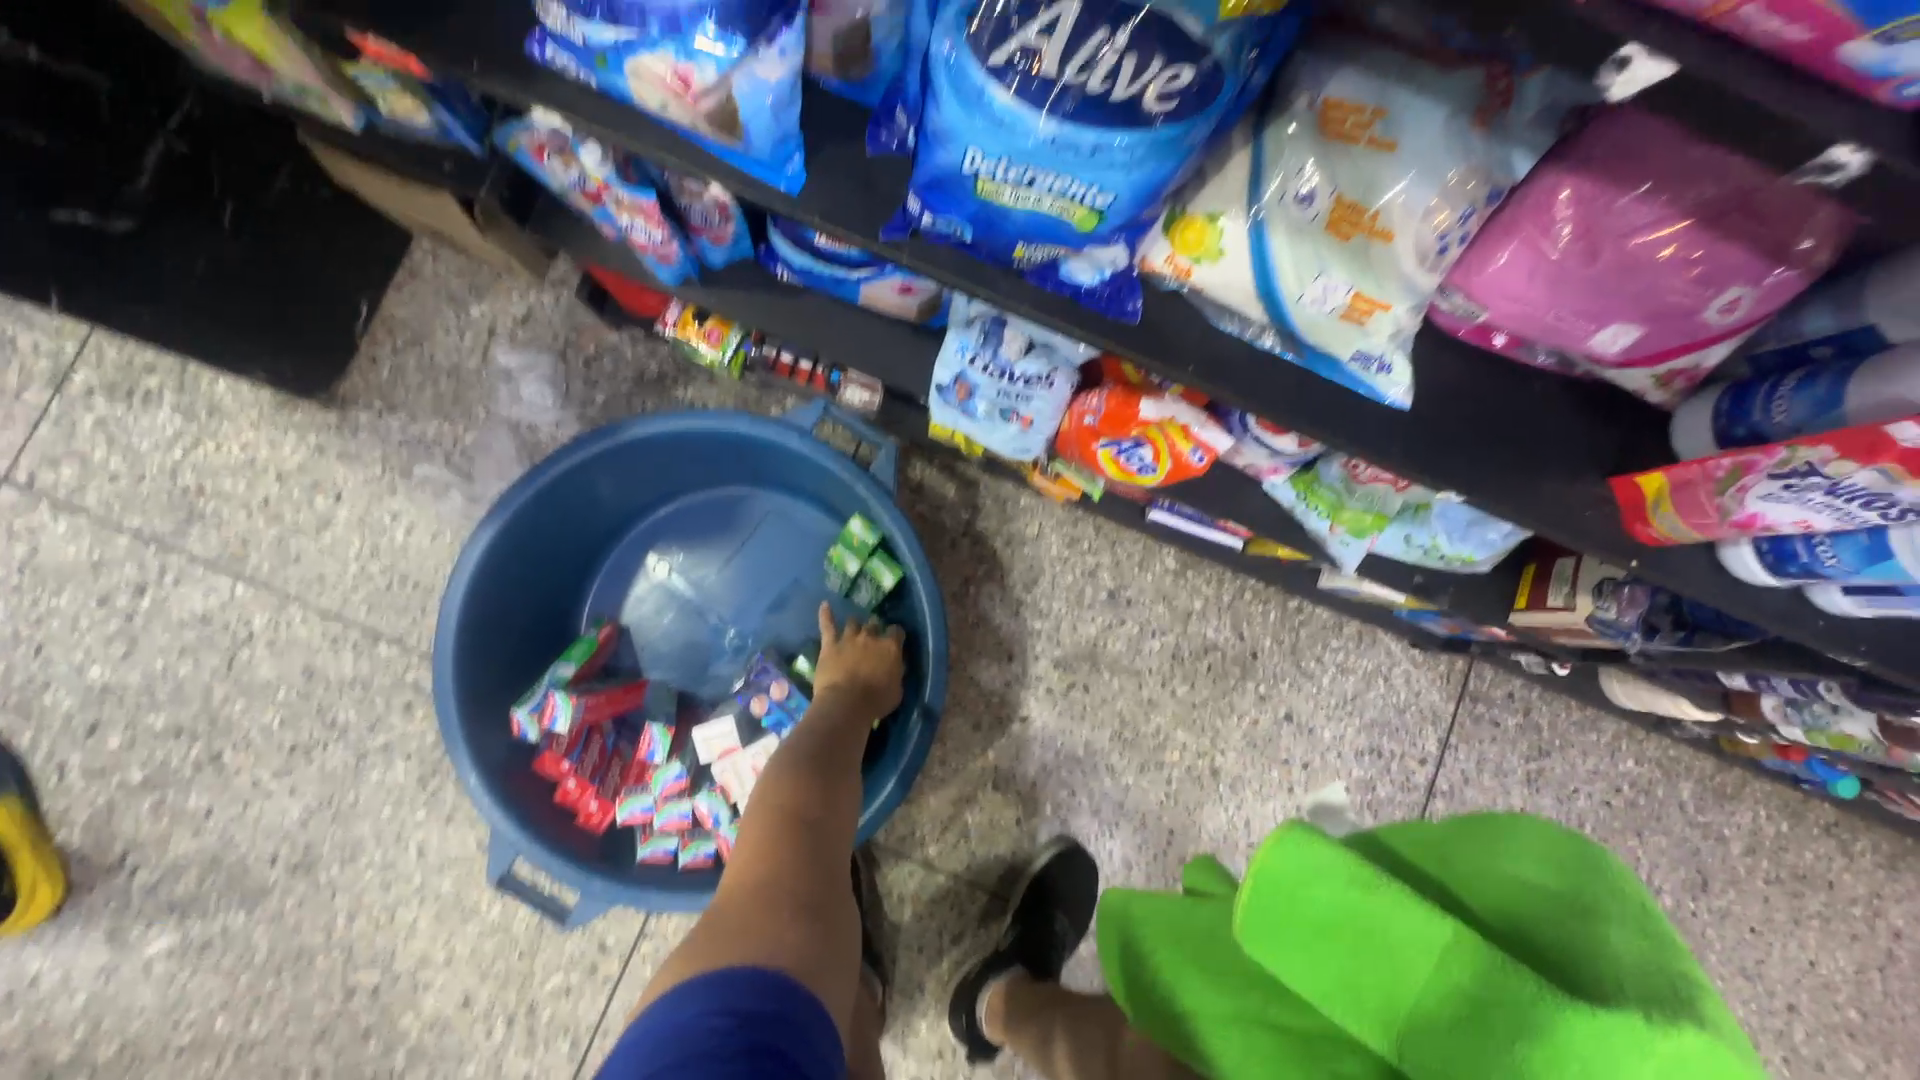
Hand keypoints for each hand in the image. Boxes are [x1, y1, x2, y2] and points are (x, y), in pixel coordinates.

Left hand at [813, 603, 905, 721]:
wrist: (846, 704)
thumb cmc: (876, 701)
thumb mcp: (897, 689)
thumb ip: (896, 672)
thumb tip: (896, 665)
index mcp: (890, 647)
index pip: (896, 631)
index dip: (895, 635)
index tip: (894, 641)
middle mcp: (870, 637)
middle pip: (873, 624)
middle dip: (874, 629)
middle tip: (872, 638)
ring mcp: (849, 638)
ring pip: (853, 622)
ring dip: (854, 626)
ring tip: (853, 629)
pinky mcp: (830, 645)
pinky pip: (827, 625)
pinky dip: (826, 614)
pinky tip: (825, 605)